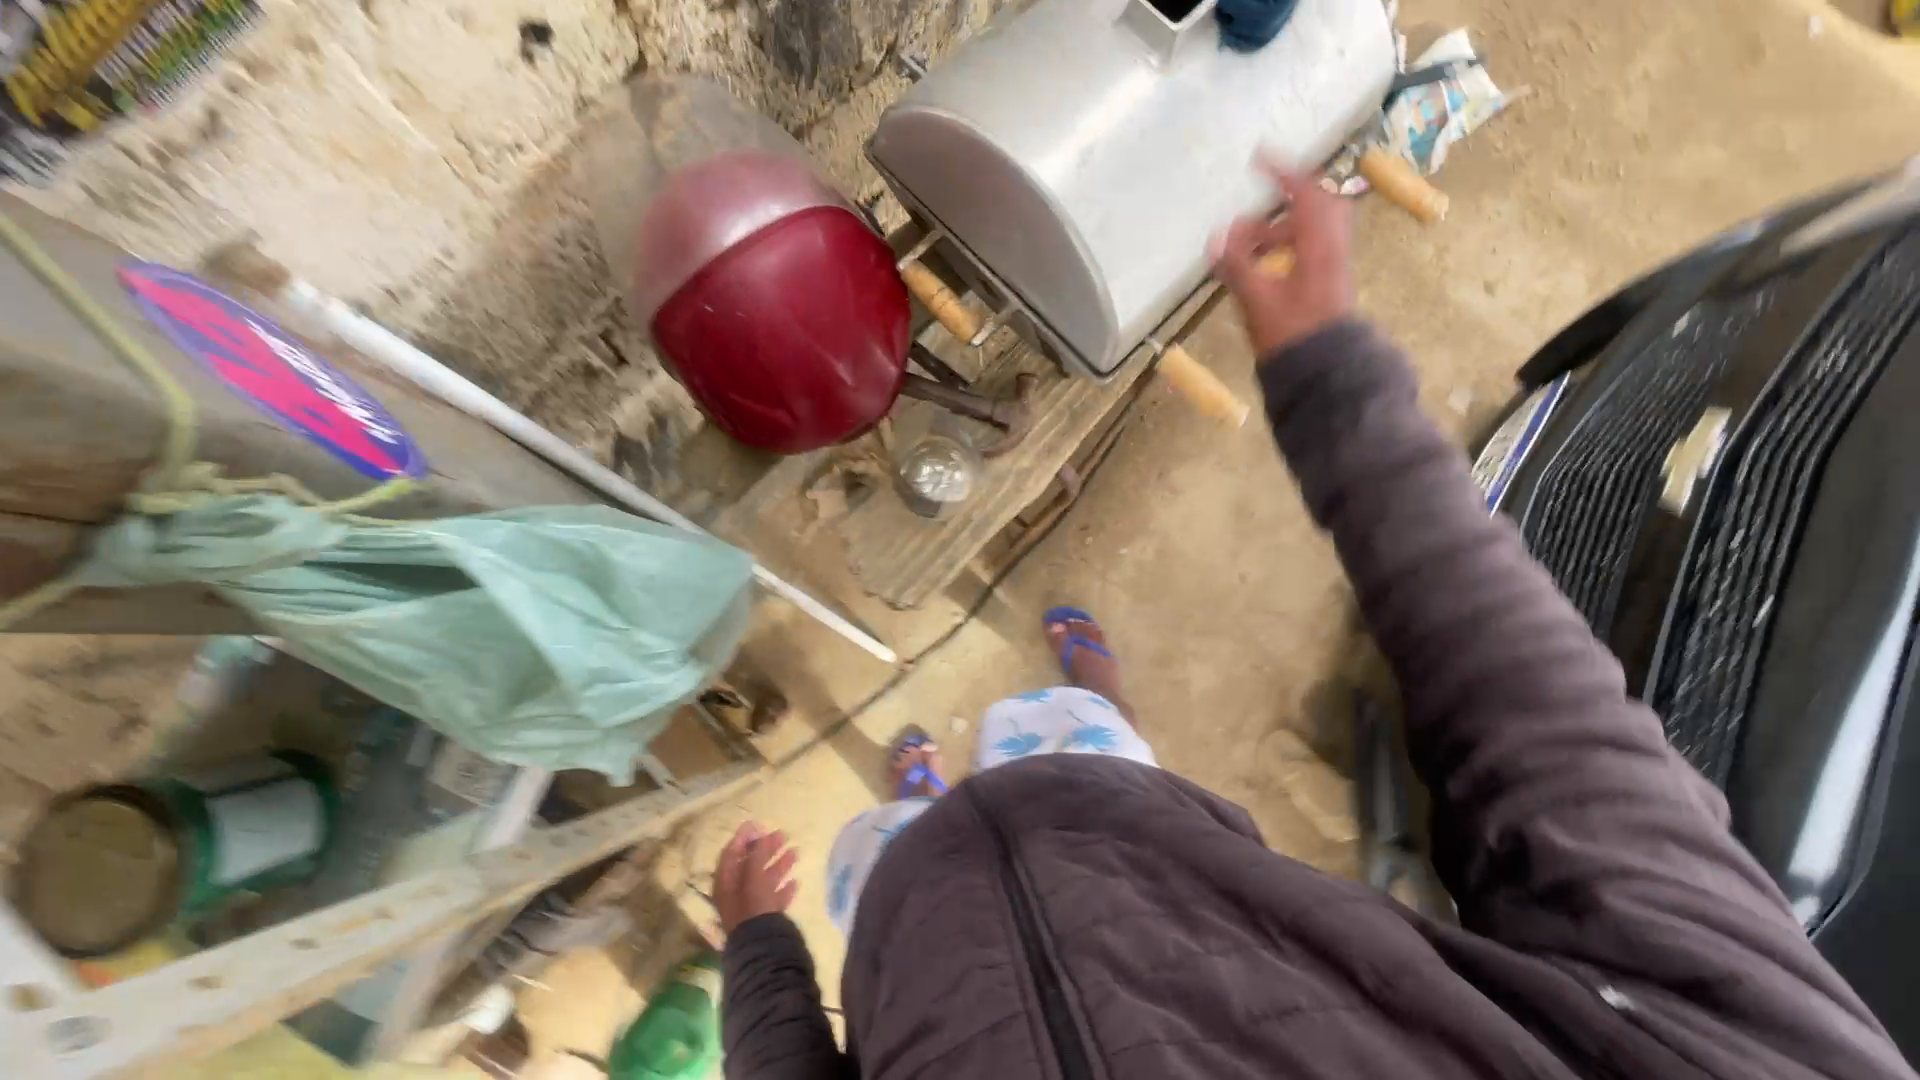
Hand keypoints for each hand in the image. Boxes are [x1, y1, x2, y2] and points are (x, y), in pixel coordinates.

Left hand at [713, 821, 797, 934]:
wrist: (762, 945)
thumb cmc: (753, 906)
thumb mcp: (753, 876)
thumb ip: (756, 854)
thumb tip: (758, 835)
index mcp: (726, 883)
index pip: (731, 854)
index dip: (743, 838)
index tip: (757, 824)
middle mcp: (735, 894)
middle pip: (749, 866)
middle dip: (765, 849)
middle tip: (782, 834)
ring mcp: (750, 907)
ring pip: (764, 881)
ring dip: (778, 865)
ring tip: (795, 852)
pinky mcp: (764, 919)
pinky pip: (773, 899)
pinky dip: (782, 889)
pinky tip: (795, 882)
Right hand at [1211, 157, 1355, 359]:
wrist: (1324, 371)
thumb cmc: (1292, 334)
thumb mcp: (1257, 300)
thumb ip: (1236, 266)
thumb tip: (1216, 238)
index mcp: (1319, 243)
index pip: (1304, 193)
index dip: (1282, 172)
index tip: (1259, 158)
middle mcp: (1331, 248)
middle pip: (1314, 208)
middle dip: (1285, 201)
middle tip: (1260, 201)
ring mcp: (1332, 267)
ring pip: (1309, 232)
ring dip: (1279, 230)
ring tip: (1246, 244)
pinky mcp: (1326, 285)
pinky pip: (1308, 251)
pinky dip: (1285, 249)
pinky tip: (1261, 269)